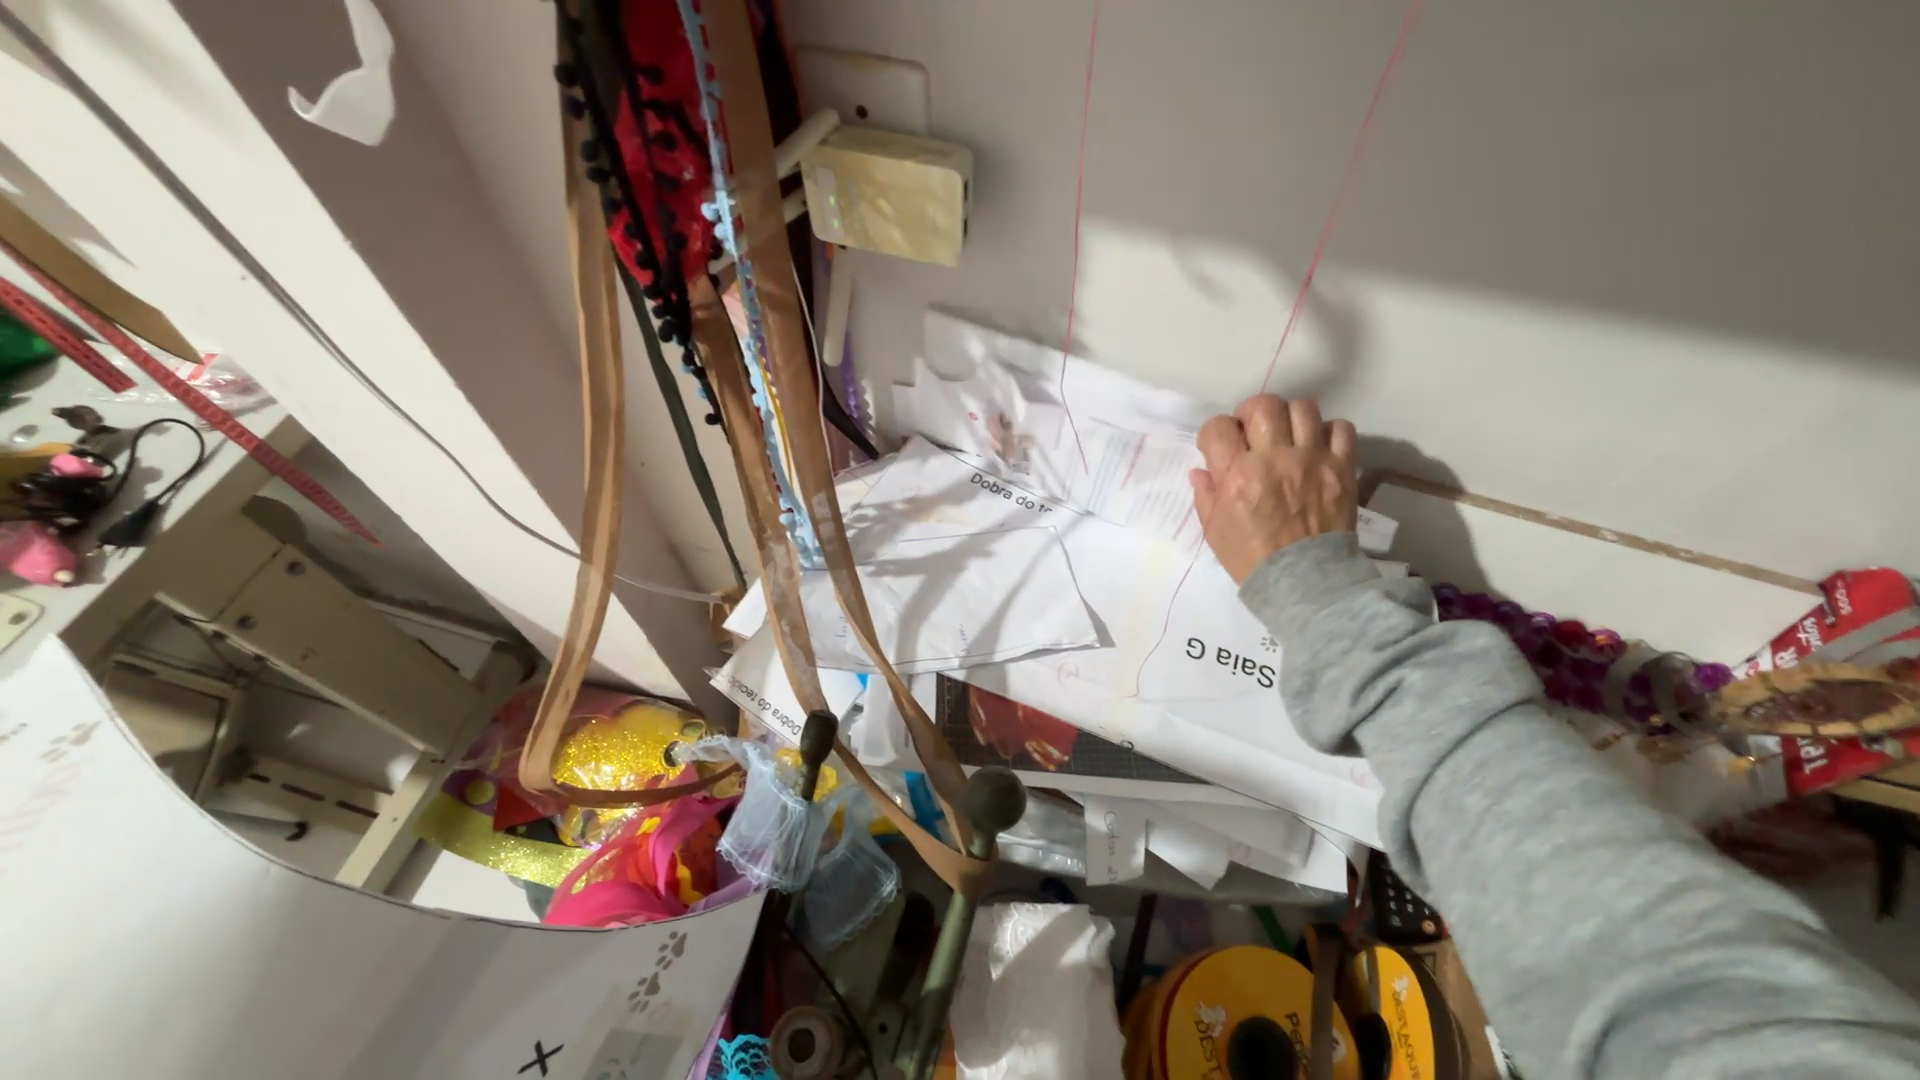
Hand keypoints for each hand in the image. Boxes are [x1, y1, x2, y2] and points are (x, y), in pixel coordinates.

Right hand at [1189, 394, 1358, 583]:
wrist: (1304, 583)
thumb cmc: (1251, 558)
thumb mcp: (1214, 530)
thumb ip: (1206, 495)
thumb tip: (1202, 470)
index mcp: (1237, 476)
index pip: (1219, 427)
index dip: (1216, 433)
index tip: (1221, 447)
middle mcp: (1274, 459)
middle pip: (1263, 405)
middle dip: (1252, 413)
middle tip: (1253, 432)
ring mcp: (1312, 460)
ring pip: (1303, 408)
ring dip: (1290, 418)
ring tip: (1288, 437)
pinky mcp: (1343, 468)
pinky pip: (1341, 428)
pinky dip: (1329, 432)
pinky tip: (1318, 448)